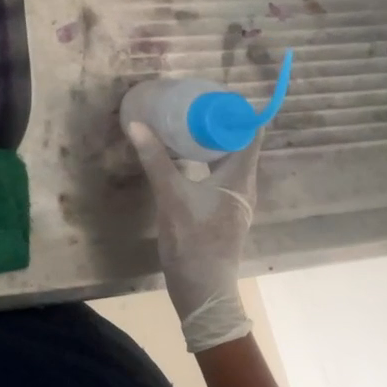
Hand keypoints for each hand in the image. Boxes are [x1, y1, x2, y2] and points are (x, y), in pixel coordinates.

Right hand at [126, 122, 259, 352]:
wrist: (203, 295)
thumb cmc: (194, 244)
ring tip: (183, 121)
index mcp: (240, 177)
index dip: (235, 109)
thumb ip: (155, 160)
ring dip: (209, 139)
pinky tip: (182, 155)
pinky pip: (217, 172)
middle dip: (216, 120)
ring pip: (226, 158)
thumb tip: (137, 123)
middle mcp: (243, 185)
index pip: (249, 131)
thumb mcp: (171, 198)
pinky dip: (204, 157)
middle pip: (237, 142)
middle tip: (190, 101)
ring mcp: (233, 199)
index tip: (211, 91)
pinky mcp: (221, 210)